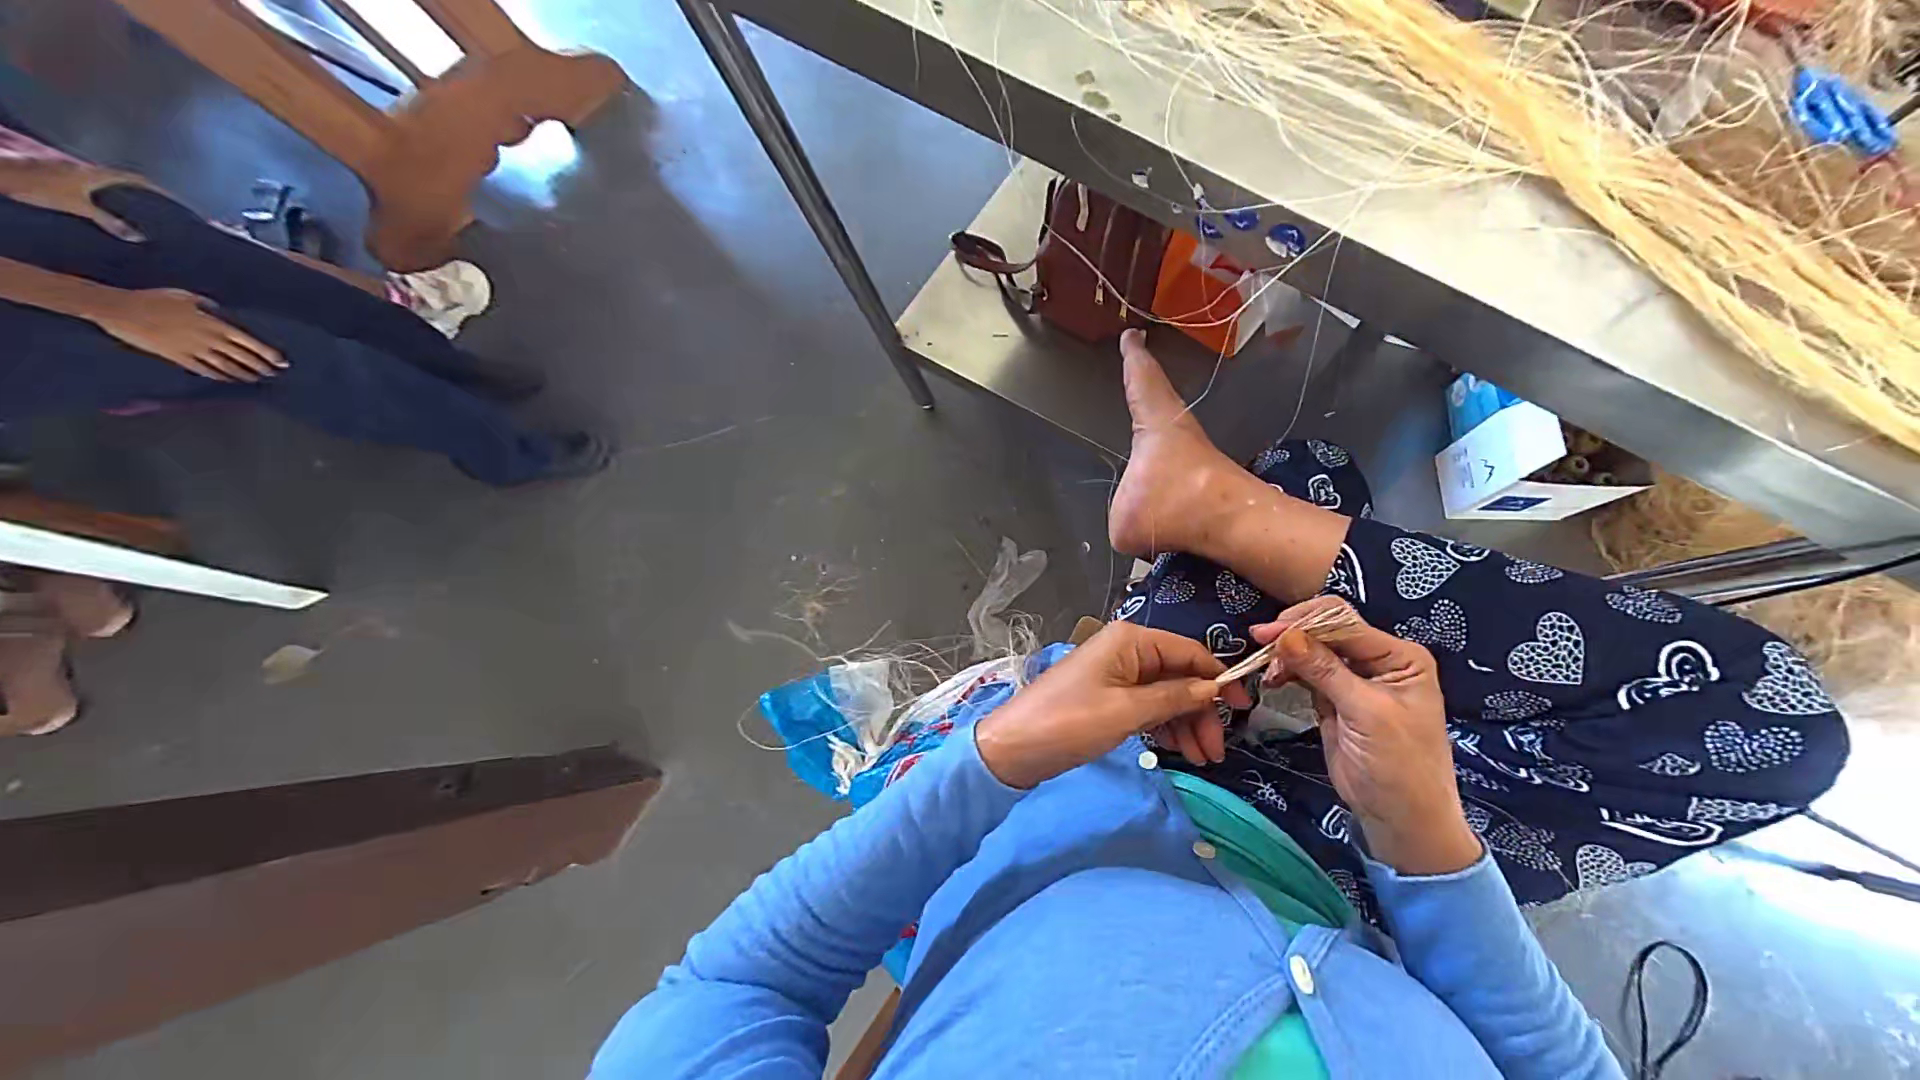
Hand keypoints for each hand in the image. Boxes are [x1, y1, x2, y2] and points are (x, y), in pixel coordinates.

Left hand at [4, 161, 156, 240]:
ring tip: (112, 198)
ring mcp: (58, 161)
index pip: (133, 178)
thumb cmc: (39, 187)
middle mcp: (79, 164)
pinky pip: (72, 174)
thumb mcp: (77, 207)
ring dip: (102, 184)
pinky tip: (80, 192)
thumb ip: (108, 221)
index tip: (167, 194)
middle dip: (127, 186)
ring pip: (90, 174)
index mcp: (94, 173)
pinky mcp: (42, 163)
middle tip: (141, 199)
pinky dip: (83, 183)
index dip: (152, 186)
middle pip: (111, 174)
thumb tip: (138, 238)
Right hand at [90, 288, 284, 381]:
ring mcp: (193, 350)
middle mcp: (208, 339)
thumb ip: (211, 307)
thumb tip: (227, 315)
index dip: (269, 354)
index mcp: (214, 324)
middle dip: (262, 367)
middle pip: (243, 358)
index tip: (283, 363)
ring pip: (227, 367)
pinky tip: (229, 379)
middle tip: (274, 373)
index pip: (251, 342)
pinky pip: (204, 370)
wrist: (116, 308)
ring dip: (244, 374)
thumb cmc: (153, 299)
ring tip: (256, 379)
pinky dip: (220, 376)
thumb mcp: (188, 297)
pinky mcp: (177, 357)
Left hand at [974, 621, 1251, 788]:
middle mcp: (1125, 650)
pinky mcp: (1108, 698)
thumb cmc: (1069, 722)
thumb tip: (1214, 688)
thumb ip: (1174, 697)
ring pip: (1166, 694)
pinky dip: (1164, 726)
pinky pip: (1147, 706)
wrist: (1014, 748)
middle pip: (1179, 675)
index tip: (1245, 709)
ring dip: (1186, 723)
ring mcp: (1116, 674)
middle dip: (1201, 710)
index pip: (1188, 651)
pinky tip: (1179, 750)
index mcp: (1130, 640)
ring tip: (1202, 759)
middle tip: (1217, 751)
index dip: (1219, 677)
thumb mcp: (1127, 711)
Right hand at [1252, 602, 1481, 875]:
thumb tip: (1284, 635)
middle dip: (1292, 637)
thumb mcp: (1365, 714)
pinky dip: (1286, 671)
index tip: (1265, 634)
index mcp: (1399, 656)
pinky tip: (1274, 681)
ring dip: (1285, 656)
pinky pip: (1304, 671)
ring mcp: (1353, 678)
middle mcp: (1377, 660)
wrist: (1401, 819)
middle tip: (1260, 649)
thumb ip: (1325, 671)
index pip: (1344, 624)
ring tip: (1270, 675)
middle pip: (1325, 630)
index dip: (1304, 625)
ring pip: (1310, 649)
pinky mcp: (1332, 696)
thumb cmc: (1399, 766)